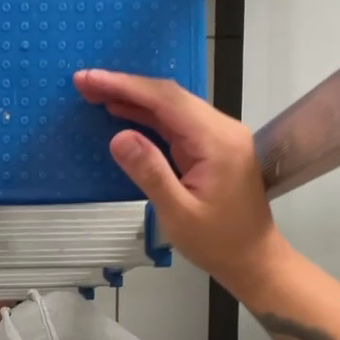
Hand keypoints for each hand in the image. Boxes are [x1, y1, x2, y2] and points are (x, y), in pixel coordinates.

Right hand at [74, 68, 282, 294]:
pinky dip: (147, 114)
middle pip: (169, 96)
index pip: (166, 101)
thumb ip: (149, 172)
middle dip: (125, 86)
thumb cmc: (218, 242)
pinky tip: (124, 112)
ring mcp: (219, 136)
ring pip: (172, 105)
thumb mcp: (178, 213)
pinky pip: (176, 121)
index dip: (125, 86)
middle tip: (84, 83)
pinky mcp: (213, 146)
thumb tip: (119, 137)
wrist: (254, 260)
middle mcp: (222, 129)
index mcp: (216, 141)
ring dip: (134, 97)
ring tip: (96, 93)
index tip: (89, 79)